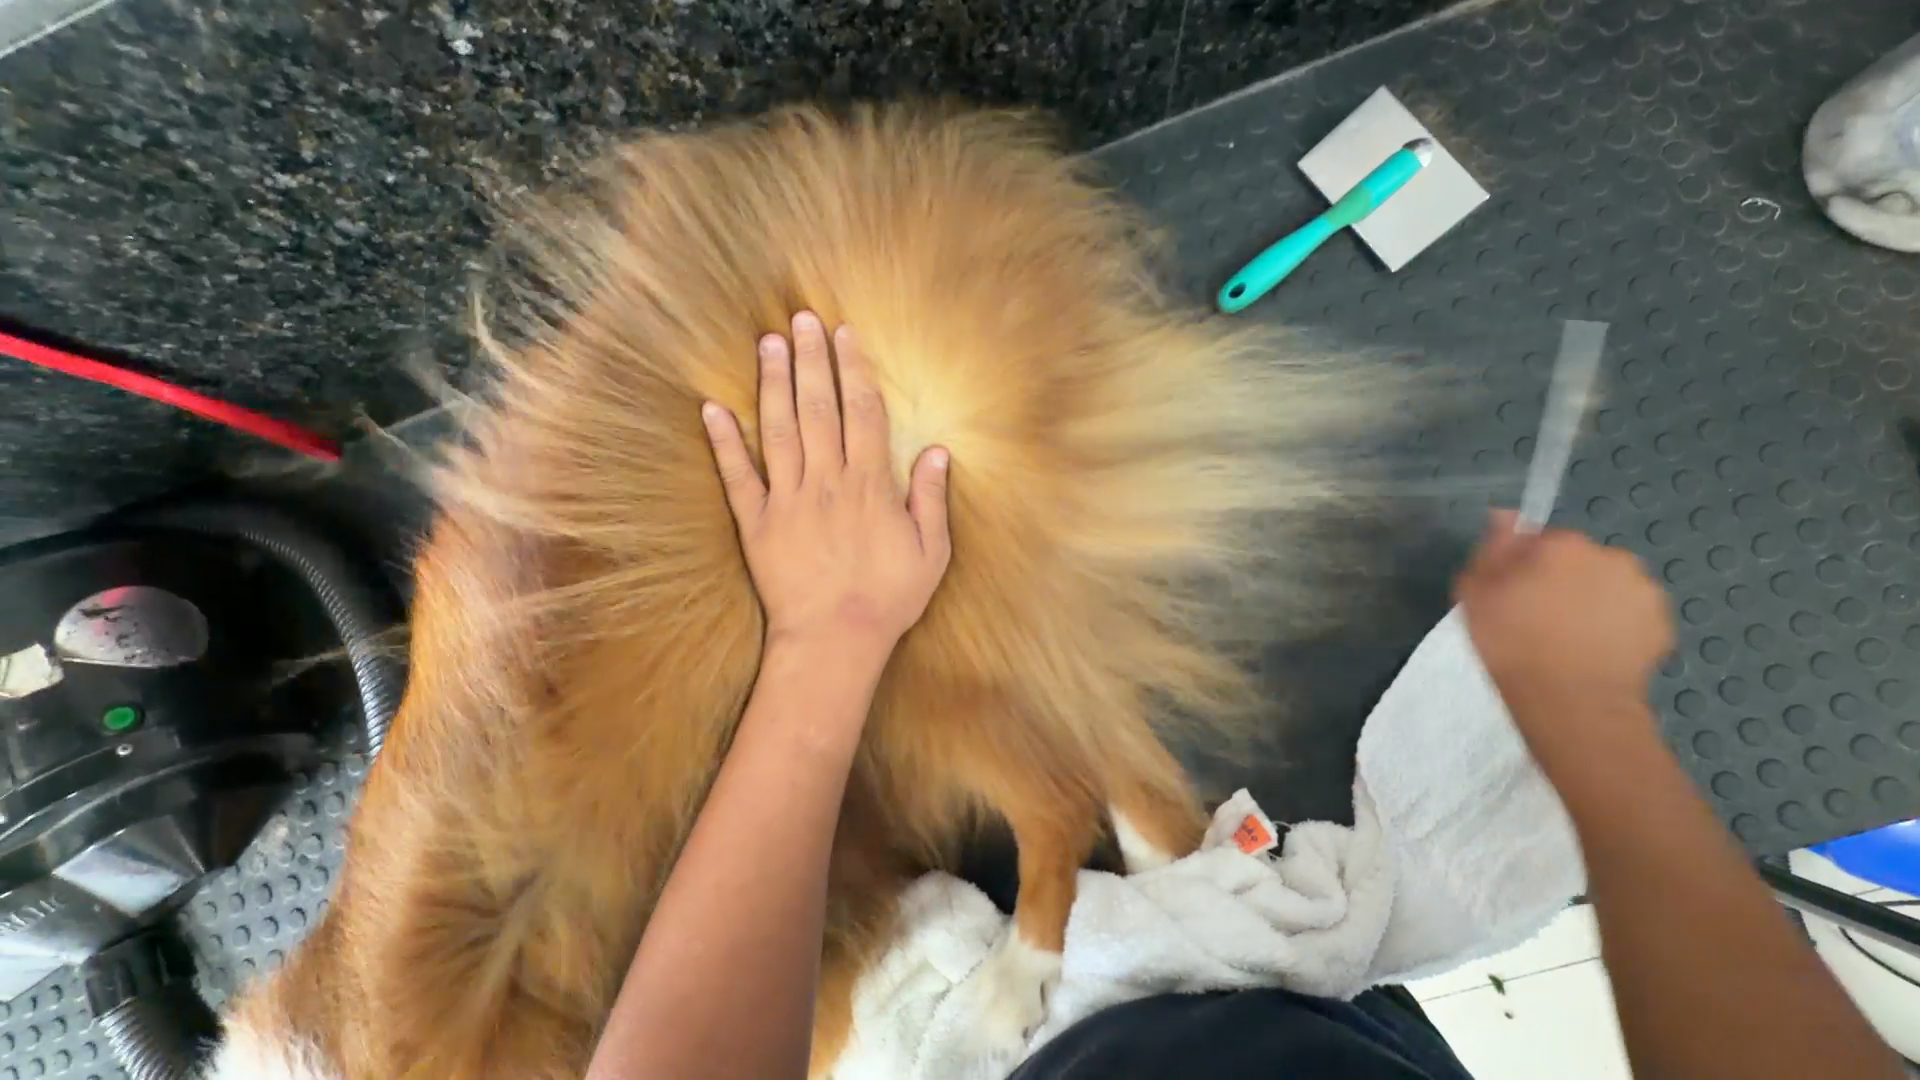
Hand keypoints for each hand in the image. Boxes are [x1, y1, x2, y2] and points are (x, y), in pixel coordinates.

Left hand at [703, 312, 951, 662]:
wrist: (834, 640)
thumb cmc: (889, 598)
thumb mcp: (931, 552)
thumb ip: (931, 498)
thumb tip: (938, 451)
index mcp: (870, 484)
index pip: (862, 413)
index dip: (854, 370)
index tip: (845, 335)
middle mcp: (827, 480)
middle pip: (818, 408)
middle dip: (811, 360)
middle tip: (802, 319)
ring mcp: (787, 499)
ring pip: (778, 429)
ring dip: (773, 384)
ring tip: (768, 343)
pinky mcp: (756, 523)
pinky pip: (737, 475)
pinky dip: (724, 442)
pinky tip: (712, 408)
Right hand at [1455, 510, 1674, 750]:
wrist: (1569, 699)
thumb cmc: (1511, 641)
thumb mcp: (1476, 591)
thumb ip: (1494, 548)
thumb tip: (1506, 514)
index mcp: (1564, 544)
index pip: (1543, 541)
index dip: (1526, 566)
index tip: (1514, 593)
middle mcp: (1612, 557)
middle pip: (1581, 561)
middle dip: (1564, 580)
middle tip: (1539, 616)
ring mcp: (1644, 591)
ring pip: (1609, 586)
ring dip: (1592, 601)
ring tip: (1569, 636)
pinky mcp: (1663, 624)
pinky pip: (1632, 615)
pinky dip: (1616, 626)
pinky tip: (1594, 649)